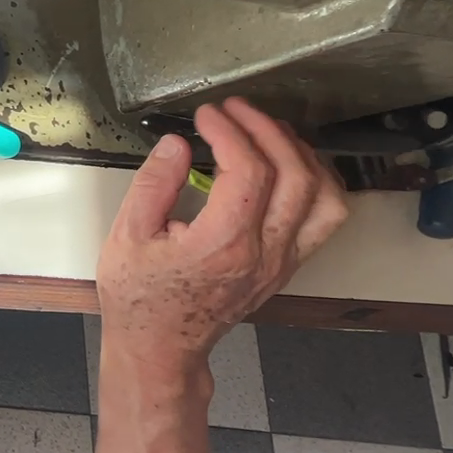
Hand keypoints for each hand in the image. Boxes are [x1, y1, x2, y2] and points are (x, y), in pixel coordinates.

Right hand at [98, 97, 349, 377]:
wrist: (160, 343)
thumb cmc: (137, 293)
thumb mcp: (126, 235)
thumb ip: (153, 185)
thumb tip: (176, 144)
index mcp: (222, 243)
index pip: (247, 171)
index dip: (230, 132)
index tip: (205, 114)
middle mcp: (265, 252)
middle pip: (294, 177)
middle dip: (267, 132)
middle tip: (235, 110)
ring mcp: (284, 260)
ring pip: (325, 197)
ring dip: (302, 154)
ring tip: (269, 130)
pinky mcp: (288, 265)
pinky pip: (326, 218)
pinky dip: (317, 182)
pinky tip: (292, 165)